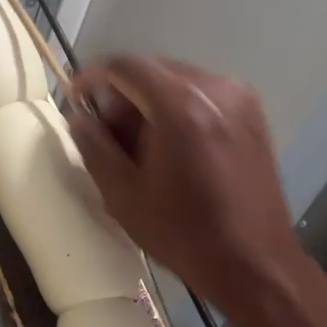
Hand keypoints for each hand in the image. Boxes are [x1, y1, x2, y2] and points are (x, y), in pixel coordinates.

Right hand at [64, 54, 308, 319]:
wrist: (252, 260)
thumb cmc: (180, 232)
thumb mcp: (121, 194)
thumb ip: (94, 146)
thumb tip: (78, 116)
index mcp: (181, 107)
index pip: (126, 66)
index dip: (92, 76)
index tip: (74, 98)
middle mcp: (215, 90)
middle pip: (153, 69)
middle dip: (120, 93)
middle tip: (103, 132)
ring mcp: (239, 98)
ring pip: (176, 80)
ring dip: (147, 101)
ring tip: (135, 144)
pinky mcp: (251, 113)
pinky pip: (200, 94)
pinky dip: (174, 108)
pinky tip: (166, 146)